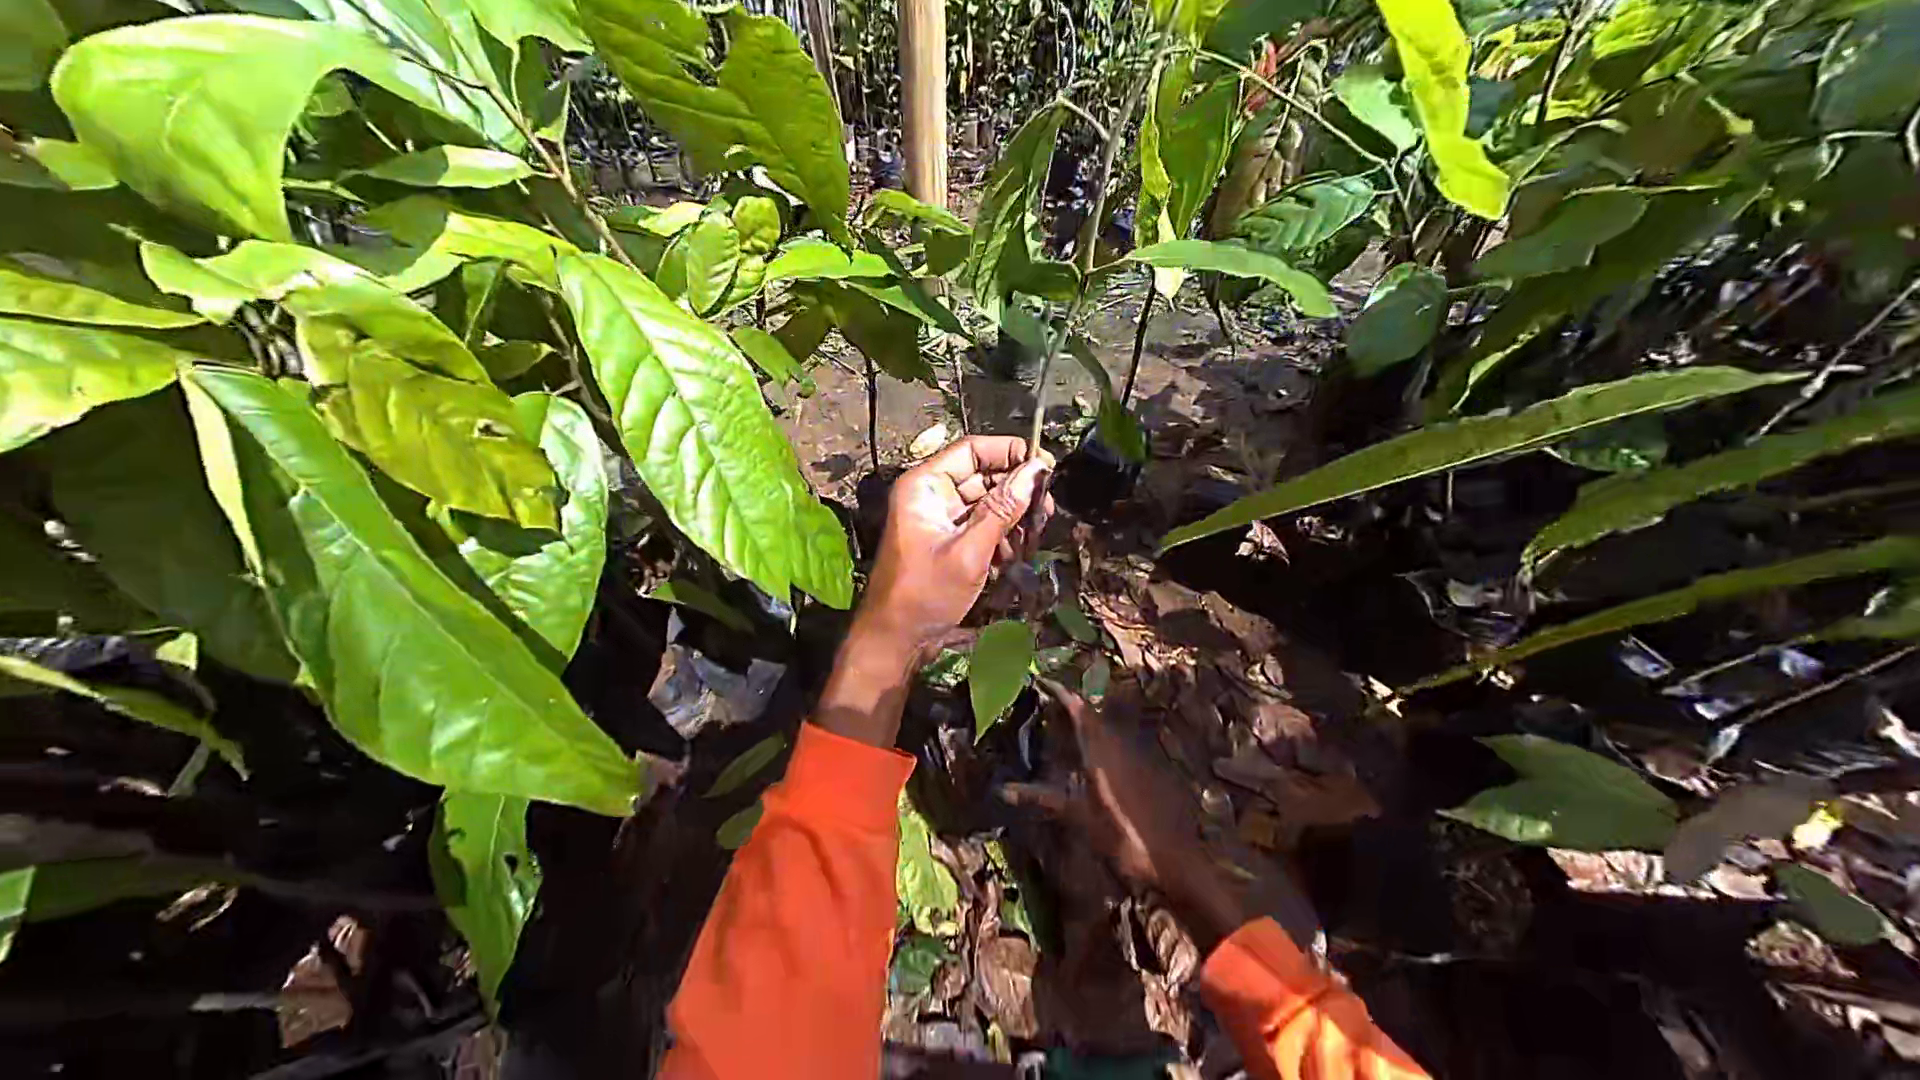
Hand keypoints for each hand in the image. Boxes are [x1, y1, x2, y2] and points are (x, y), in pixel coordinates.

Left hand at [813, 436, 1051, 747]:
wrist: (896, 639)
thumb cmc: (925, 593)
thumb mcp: (969, 551)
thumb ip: (1003, 509)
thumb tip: (1036, 471)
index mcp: (924, 486)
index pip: (972, 450)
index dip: (1010, 453)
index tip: (1045, 467)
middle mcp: (931, 495)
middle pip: (983, 476)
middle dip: (1016, 492)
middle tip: (1046, 511)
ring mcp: (940, 518)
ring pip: (986, 502)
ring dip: (1012, 518)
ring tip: (1031, 540)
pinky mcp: (948, 541)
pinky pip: (981, 525)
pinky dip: (1000, 536)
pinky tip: (1013, 557)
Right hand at [1021, 679, 1264, 951]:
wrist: (1174, 862)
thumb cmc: (1124, 837)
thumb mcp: (1080, 818)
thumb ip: (1043, 799)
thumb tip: (1003, 790)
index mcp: (1102, 752)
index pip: (1080, 711)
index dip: (1062, 694)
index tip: (1043, 682)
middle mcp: (1120, 747)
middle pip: (1094, 717)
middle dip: (1072, 707)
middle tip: (1048, 705)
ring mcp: (1138, 759)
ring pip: (1107, 731)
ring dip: (1087, 725)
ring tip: (1063, 727)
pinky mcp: (1149, 773)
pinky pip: (1119, 747)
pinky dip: (1101, 744)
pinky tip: (1091, 760)